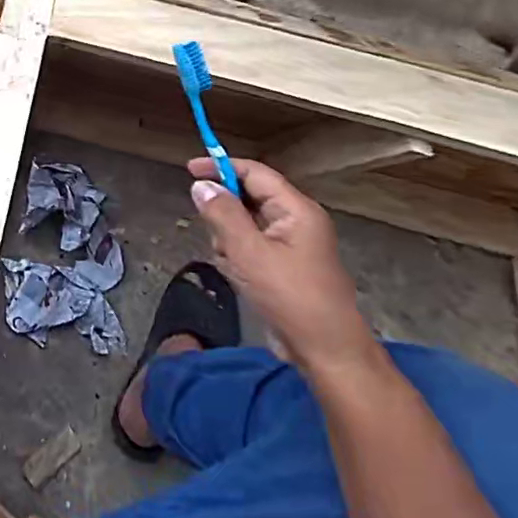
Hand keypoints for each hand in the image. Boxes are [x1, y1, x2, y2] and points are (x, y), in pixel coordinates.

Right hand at [186, 158, 377, 373]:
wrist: (326, 350)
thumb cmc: (290, 297)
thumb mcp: (250, 253)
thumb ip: (223, 216)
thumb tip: (200, 185)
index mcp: (296, 209)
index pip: (255, 173)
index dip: (223, 166)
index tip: (191, 168)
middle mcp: (296, 221)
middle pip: (251, 198)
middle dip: (227, 213)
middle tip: (215, 237)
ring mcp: (292, 245)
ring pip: (248, 225)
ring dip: (231, 239)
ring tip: (232, 264)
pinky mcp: (285, 267)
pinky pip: (253, 248)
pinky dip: (240, 257)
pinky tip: (238, 276)